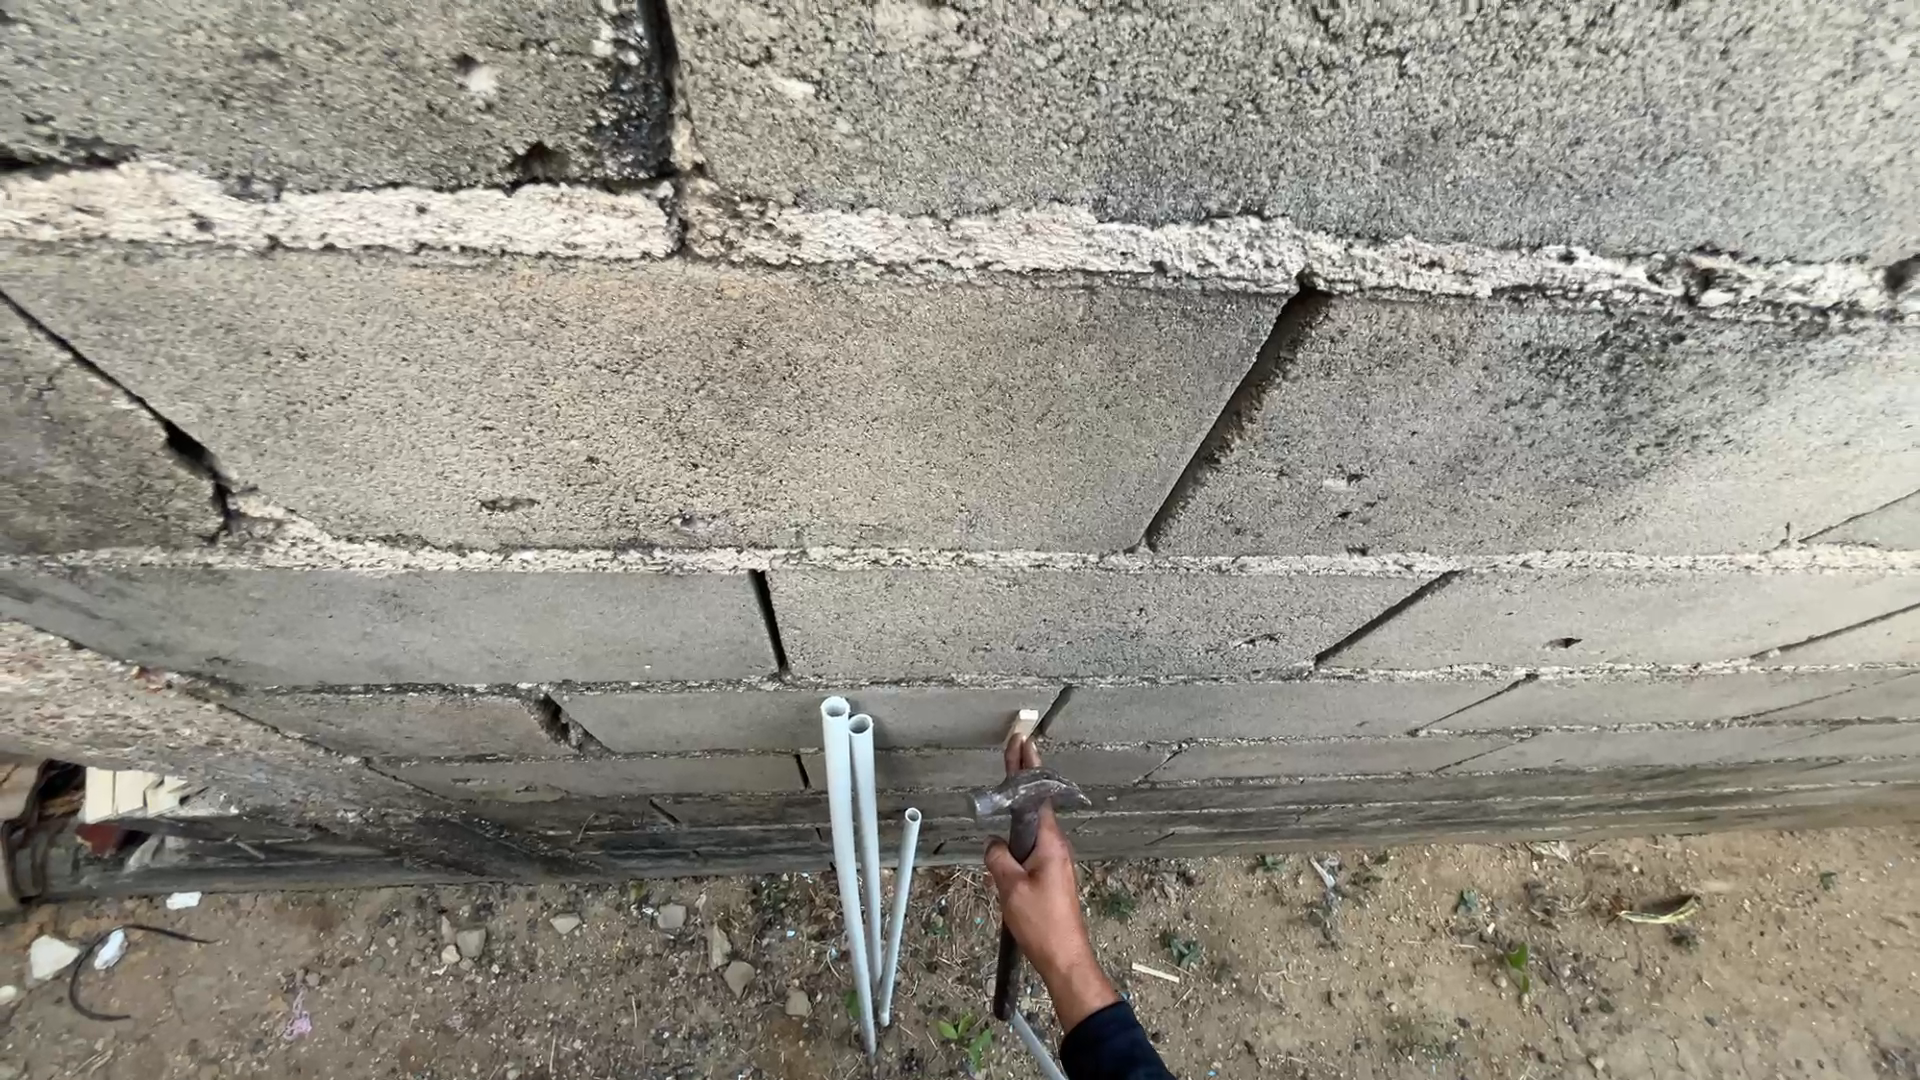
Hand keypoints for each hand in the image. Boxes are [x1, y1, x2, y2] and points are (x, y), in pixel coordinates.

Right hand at [983, 736, 1120, 1032]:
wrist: (1065, 959)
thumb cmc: (1041, 923)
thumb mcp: (1010, 887)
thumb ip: (997, 858)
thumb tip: (993, 845)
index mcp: (1049, 842)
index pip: (1035, 794)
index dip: (1026, 767)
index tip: (1021, 742)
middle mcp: (1055, 845)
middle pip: (1034, 803)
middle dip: (1022, 776)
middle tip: (1014, 749)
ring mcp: (1054, 860)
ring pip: (1031, 827)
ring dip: (1018, 806)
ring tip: (1006, 785)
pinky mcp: (1051, 876)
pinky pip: (1030, 846)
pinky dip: (1017, 833)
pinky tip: (1006, 835)